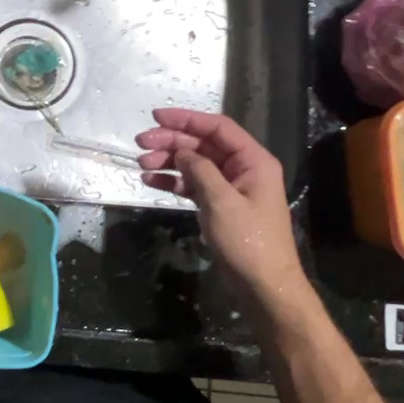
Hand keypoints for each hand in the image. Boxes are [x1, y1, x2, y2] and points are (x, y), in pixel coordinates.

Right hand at [136, 108, 304, 296]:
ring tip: (141, 163)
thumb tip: (180, 151)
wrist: (263, 285)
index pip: (218, 128)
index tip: (156, 117)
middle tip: (140, 143)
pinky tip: (150, 181)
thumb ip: (200, 170)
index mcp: (253, 161)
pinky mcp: (218, 205)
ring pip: (194, 164)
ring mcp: (230, 188)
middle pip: (202, 144)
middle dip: (171, 141)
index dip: (187, 119)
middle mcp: (242, 169)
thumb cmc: (248, 241)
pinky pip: (192, 184)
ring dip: (168, 161)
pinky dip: (172, 181)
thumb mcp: (222, 201)